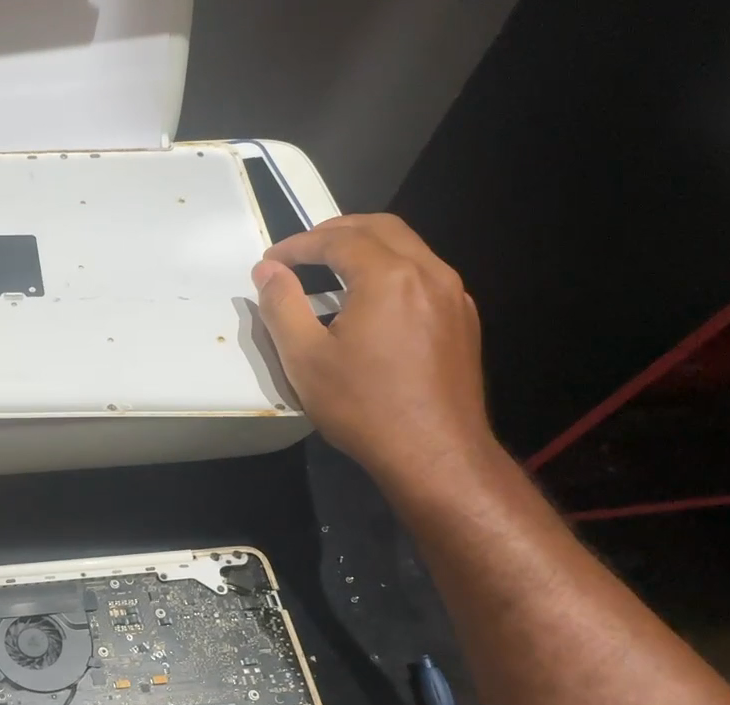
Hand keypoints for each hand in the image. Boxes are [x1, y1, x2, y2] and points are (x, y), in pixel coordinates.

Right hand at [252, 213, 494, 487]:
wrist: (432, 450)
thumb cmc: (361, 406)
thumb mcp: (305, 359)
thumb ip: (282, 307)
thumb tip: (268, 271)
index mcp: (388, 277)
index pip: (339, 241)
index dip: (300, 244)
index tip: (272, 260)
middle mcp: (429, 273)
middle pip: (382, 229)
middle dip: (337, 232)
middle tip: (302, 250)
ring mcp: (453, 295)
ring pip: (409, 249)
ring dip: (367, 249)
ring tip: (332, 270)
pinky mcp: (462, 320)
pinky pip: (424, 276)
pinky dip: (391, 271)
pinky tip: (371, 302)